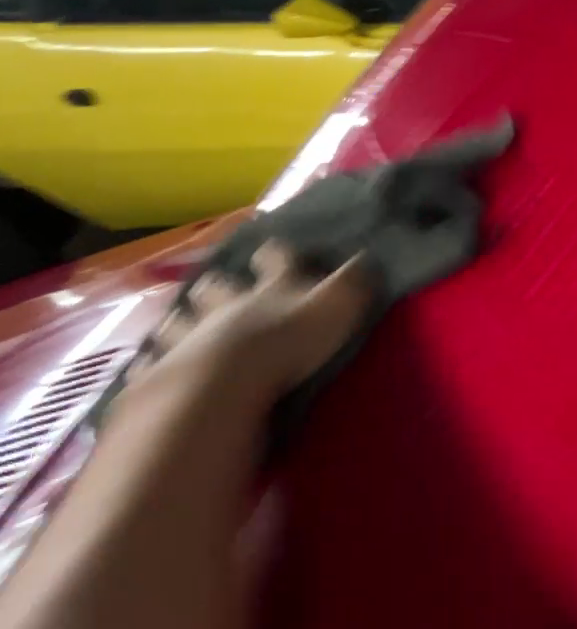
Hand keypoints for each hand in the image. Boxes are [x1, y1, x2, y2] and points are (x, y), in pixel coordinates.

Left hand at [136, 241, 374, 399]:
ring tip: (180, 323)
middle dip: (219, 285)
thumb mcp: (340, 303)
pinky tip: (155, 364)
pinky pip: (156, 362)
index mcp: (274, 288)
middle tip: (218, 286)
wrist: (225, 381)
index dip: (276, 253)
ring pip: (181, 321)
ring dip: (183, 319)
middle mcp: (230, 304)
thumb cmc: (292, 338)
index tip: (272, 247)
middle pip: (219, 287)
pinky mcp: (166, 370)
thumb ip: (354, 279)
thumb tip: (368, 254)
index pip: (277, 260)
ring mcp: (192, 336)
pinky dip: (157, 360)